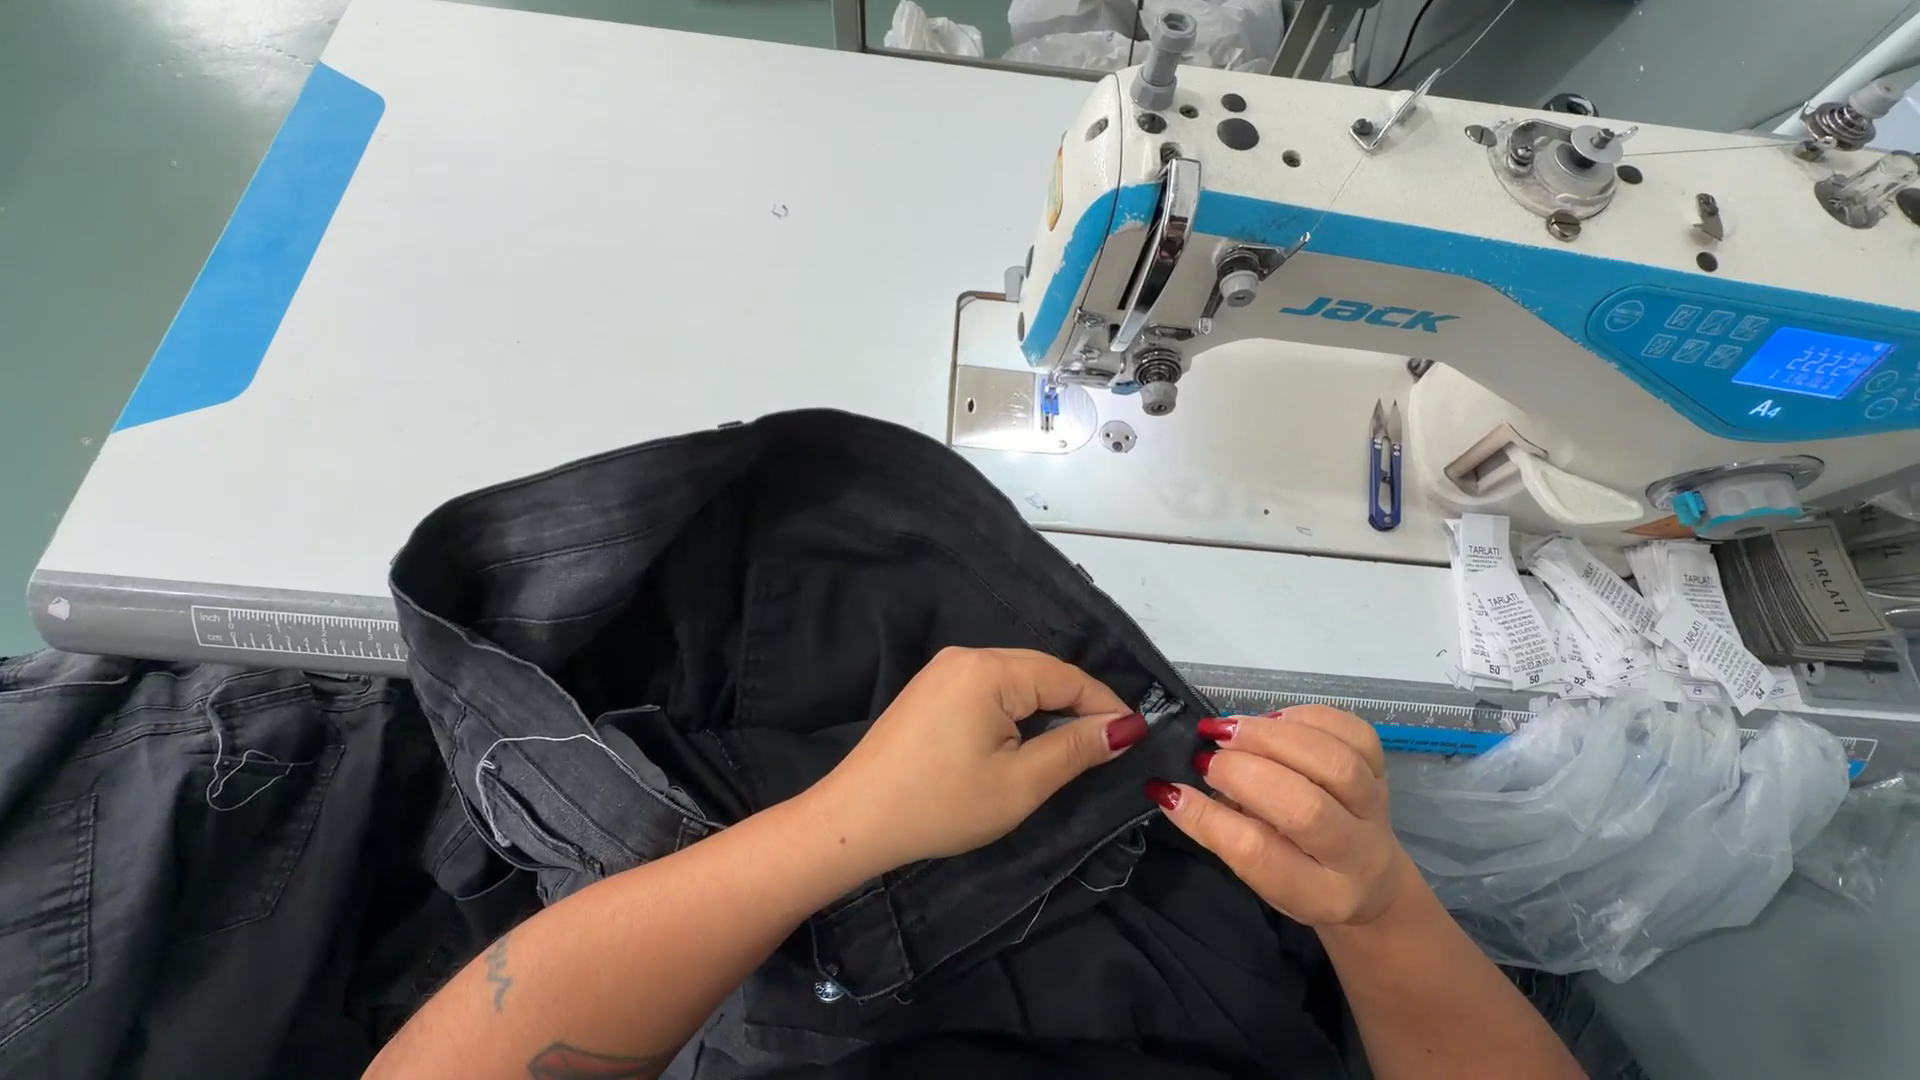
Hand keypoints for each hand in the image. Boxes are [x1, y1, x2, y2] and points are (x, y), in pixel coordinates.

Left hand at [804, 647, 1144, 876]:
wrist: (855, 820)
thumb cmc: (941, 805)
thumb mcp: (1020, 783)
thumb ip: (1076, 749)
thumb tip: (1126, 728)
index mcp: (989, 670)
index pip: (1066, 677)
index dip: (1105, 705)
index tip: (1136, 736)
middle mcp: (966, 656)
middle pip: (1040, 672)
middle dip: (1078, 705)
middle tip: (1109, 744)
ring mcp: (943, 670)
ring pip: (1015, 679)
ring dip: (1047, 708)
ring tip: (1073, 745)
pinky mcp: (929, 689)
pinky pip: (988, 688)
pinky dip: (1015, 710)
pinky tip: (1024, 739)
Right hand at [1150, 706, 1413, 926]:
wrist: (1371, 878)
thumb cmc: (1300, 877)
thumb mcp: (1257, 876)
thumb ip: (1218, 833)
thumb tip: (1168, 790)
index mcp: (1319, 892)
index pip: (1260, 854)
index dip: (1209, 818)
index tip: (1171, 789)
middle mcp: (1357, 852)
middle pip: (1304, 807)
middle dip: (1243, 772)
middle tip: (1204, 756)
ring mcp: (1376, 806)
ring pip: (1334, 763)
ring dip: (1271, 737)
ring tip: (1230, 730)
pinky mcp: (1381, 768)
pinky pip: (1352, 731)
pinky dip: (1306, 717)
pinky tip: (1271, 721)